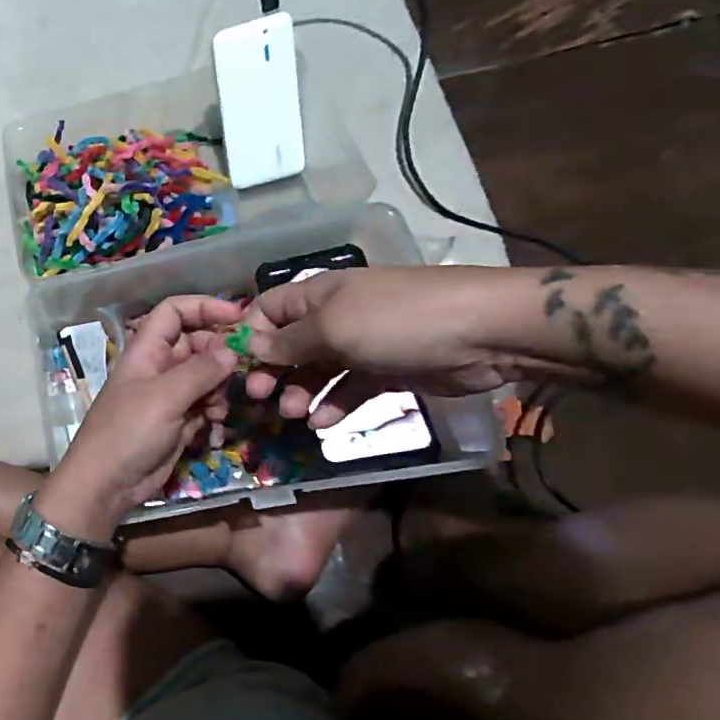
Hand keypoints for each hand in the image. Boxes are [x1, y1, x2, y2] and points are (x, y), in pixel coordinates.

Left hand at [37, 295, 242, 536]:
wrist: (106, 484)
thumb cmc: (127, 432)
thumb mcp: (164, 396)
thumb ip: (200, 370)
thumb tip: (231, 349)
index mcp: (146, 351)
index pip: (174, 312)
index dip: (205, 307)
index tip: (239, 316)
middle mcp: (158, 367)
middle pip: (197, 343)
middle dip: (220, 353)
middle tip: (243, 369)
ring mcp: (169, 396)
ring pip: (206, 376)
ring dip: (220, 388)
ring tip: (220, 408)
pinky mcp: (178, 422)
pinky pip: (205, 406)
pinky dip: (215, 412)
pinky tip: (216, 427)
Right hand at [241, 267, 541, 427]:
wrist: (483, 333)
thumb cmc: (395, 321)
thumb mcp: (331, 328)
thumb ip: (288, 342)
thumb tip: (252, 346)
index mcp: (317, 295)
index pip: (268, 310)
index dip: (249, 335)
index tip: (236, 366)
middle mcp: (334, 317)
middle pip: (289, 344)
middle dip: (272, 370)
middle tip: (261, 397)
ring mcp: (361, 344)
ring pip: (316, 370)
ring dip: (301, 392)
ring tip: (295, 415)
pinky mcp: (385, 370)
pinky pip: (348, 388)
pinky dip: (333, 404)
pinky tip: (324, 423)